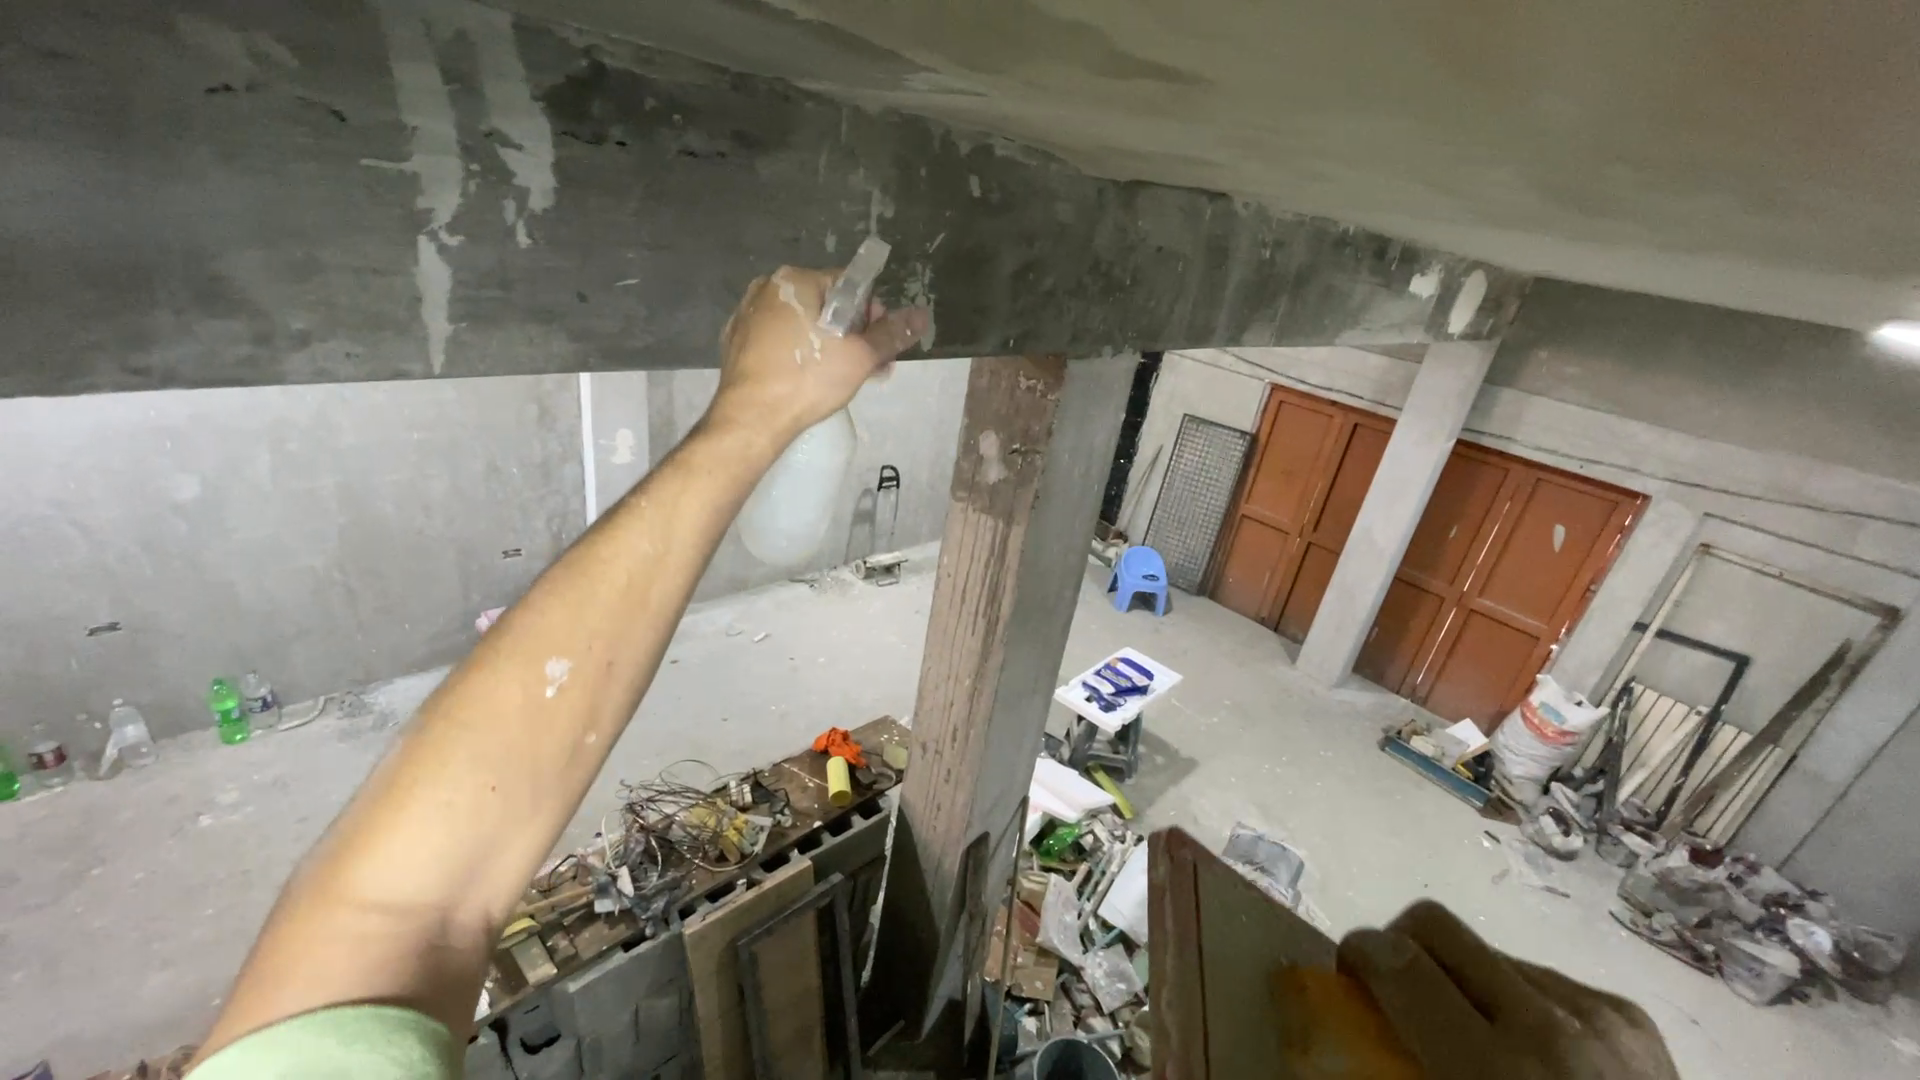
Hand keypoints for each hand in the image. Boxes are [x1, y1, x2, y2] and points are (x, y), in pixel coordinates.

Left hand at [708, 265, 928, 446]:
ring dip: (827, 346)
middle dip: (850, 335)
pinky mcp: (736, 344)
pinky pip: (778, 342)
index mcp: (795, 280)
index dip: (872, 316)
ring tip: (841, 379)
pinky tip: (807, 382)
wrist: (751, 419)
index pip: (849, 286)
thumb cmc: (807, 380)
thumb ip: (892, 334)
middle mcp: (766, 288)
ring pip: (801, 325)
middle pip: (824, 306)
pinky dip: (797, 356)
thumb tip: (921, 315)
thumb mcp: (859, 357)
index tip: (878, 346)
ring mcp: (746, 316)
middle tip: (866, 368)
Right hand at [1338, 900, 1679, 1079]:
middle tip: (1396, 990)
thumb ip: (1394, 1069)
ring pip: (1487, 950)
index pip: (1395, 957)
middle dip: (1400, 945)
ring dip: (1465, 981)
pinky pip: (1542, 976)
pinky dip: (1519, 1002)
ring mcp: (1597, 1014)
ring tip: (1479, 1038)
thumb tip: (1341, 1024)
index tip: (1351, 979)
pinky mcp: (1630, 1016)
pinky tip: (1537, 1054)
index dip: (1357, 954)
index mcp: (1492, 1068)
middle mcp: (1547, 1024)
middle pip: (1435, 924)